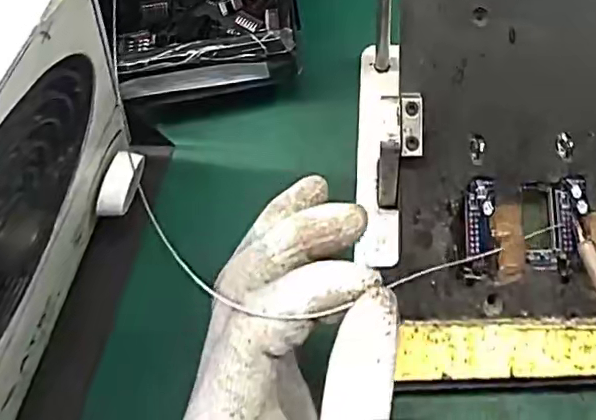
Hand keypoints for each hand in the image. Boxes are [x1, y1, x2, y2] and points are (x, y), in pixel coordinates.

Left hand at [183, 176, 396, 419]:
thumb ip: (358, 392)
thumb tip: (377, 303)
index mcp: (227, 414)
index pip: (253, 322)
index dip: (310, 288)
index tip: (368, 282)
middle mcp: (217, 387)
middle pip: (236, 288)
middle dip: (294, 239)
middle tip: (349, 217)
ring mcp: (229, 376)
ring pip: (240, 283)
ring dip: (287, 231)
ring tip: (324, 198)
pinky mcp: (253, 375)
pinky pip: (262, 299)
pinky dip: (292, 259)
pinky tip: (314, 237)